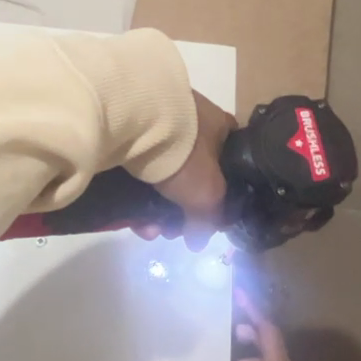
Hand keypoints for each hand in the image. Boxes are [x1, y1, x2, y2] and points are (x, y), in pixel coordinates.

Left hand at [143, 91, 235, 249]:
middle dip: (182, 211)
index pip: (230, 163)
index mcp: (221, 128)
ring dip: (157, 210)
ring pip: (162, 177)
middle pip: (193, 177)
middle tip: (171, 231)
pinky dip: (137, 195)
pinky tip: (132, 219)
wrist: (134, 118)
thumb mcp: (208, 192)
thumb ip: (208, 220)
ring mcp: (160, 125)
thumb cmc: (186, 152)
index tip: (208, 219)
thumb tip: (197, 243)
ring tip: (147, 230)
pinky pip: (138, 170)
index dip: (222, 196)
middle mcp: (193, 122)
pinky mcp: (130, 131)